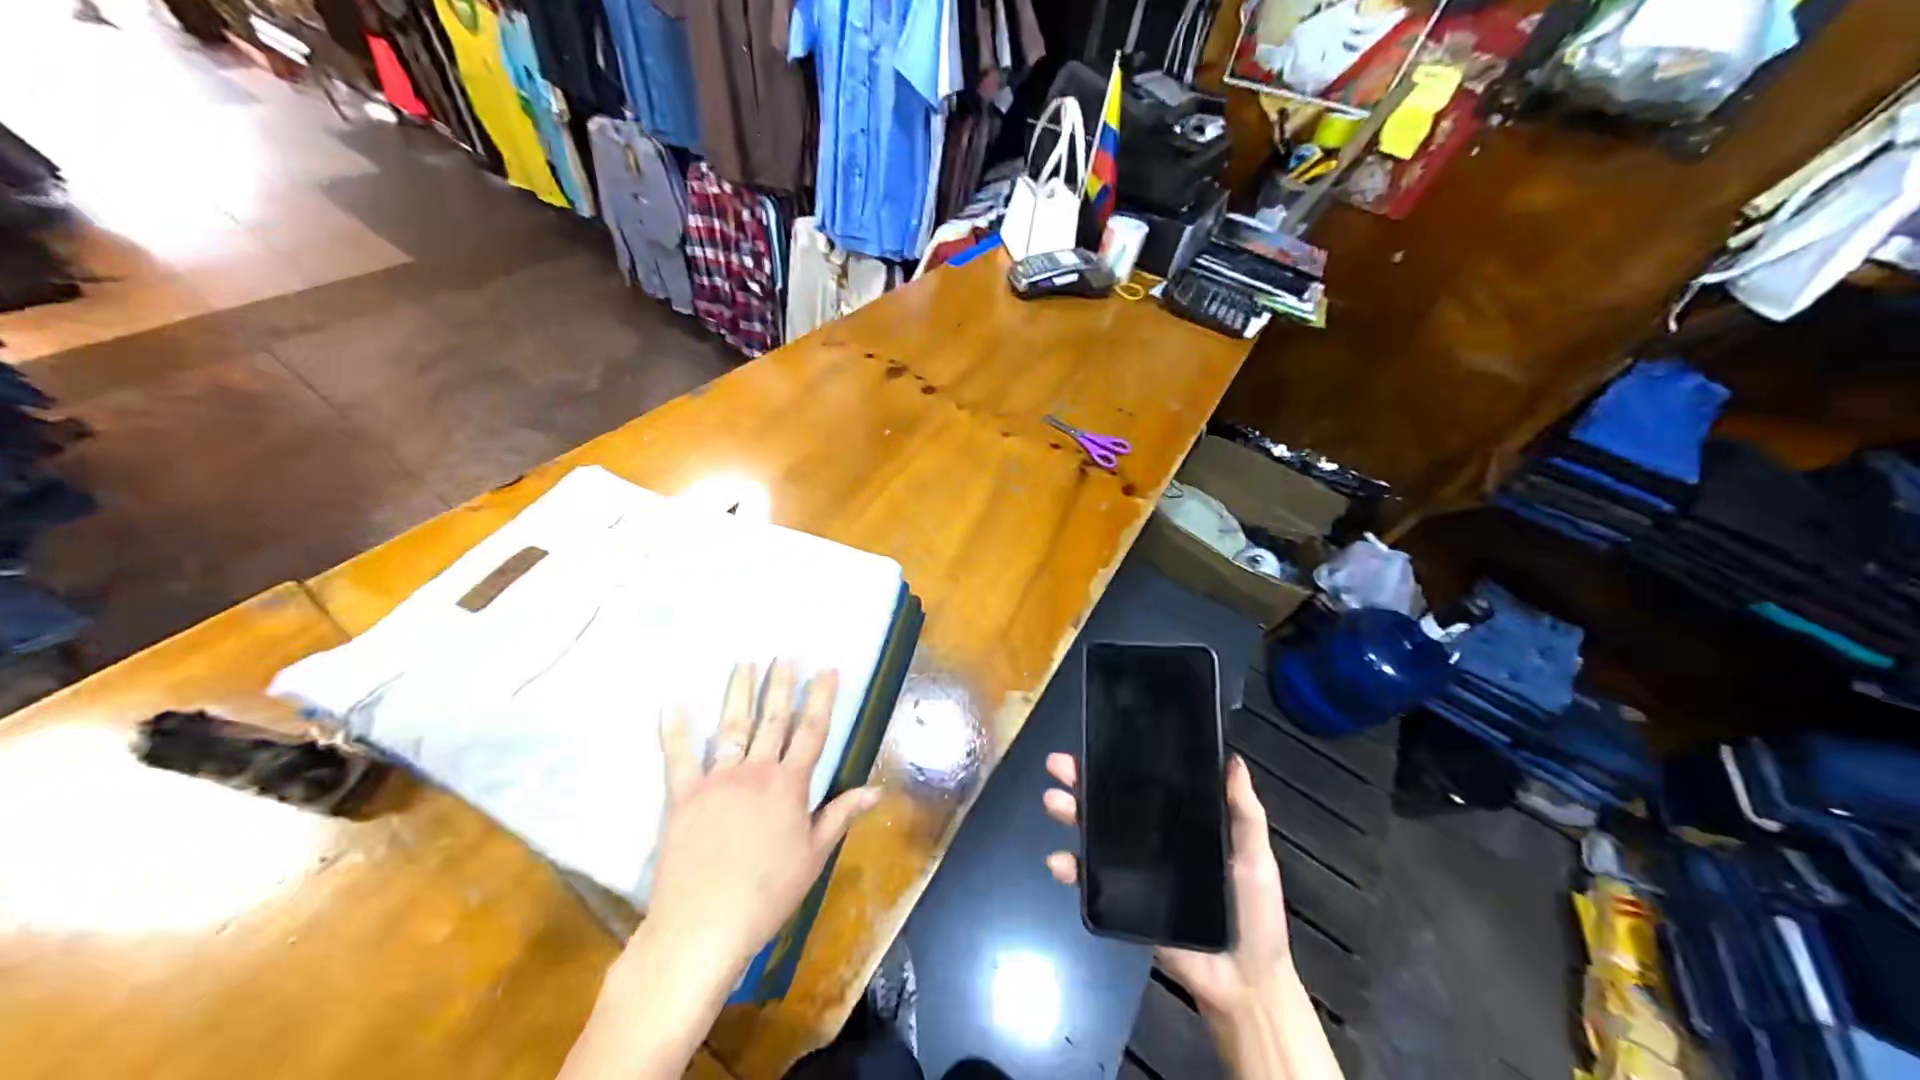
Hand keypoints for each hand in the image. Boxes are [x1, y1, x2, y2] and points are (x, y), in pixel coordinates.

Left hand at [646, 660, 882, 971]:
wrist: (705, 923)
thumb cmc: (768, 893)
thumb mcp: (814, 856)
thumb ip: (841, 815)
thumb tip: (876, 790)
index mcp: (790, 785)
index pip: (812, 731)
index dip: (822, 698)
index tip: (827, 669)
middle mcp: (756, 771)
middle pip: (773, 720)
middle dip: (781, 685)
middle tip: (784, 656)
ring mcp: (717, 780)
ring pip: (732, 726)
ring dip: (739, 693)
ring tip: (744, 664)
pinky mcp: (683, 796)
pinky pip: (678, 756)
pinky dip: (675, 729)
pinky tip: (673, 703)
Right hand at [1042, 752, 1294, 1018]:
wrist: (1243, 981)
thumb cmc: (1254, 913)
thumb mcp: (1255, 857)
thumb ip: (1245, 813)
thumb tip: (1232, 759)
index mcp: (1179, 824)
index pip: (1142, 786)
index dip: (1117, 764)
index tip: (1094, 744)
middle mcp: (1150, 840)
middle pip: (1109, 804)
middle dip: (1080, 782)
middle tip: (1058, 766)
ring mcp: (1132, 870)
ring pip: (1093, 835)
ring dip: (1069, 815)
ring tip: (1054, 803)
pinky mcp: (1120, 900)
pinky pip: (1089, 881)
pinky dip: (1070, 868)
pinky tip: (1059, 861)